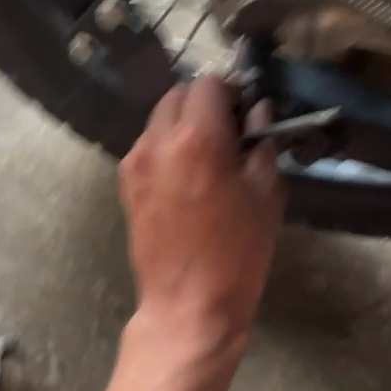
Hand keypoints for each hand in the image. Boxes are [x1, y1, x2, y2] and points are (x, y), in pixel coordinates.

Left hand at [120, 76, 284, 347]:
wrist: (187, 304)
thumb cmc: (237, 254)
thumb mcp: (265, 196)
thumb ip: (262, 146)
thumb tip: (258, 113)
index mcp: (196, 138)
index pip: (209, 85)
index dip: (231, 93)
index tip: (246, 115)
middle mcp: (157, 141)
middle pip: (178, 97)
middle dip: (204, 106)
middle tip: (230, 134)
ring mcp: (135, 164)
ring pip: (159, 122)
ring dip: (183, 126)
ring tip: (208, 160)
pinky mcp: (125, 186)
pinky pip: (148, 149)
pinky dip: (167, 150)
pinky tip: (187, 180)